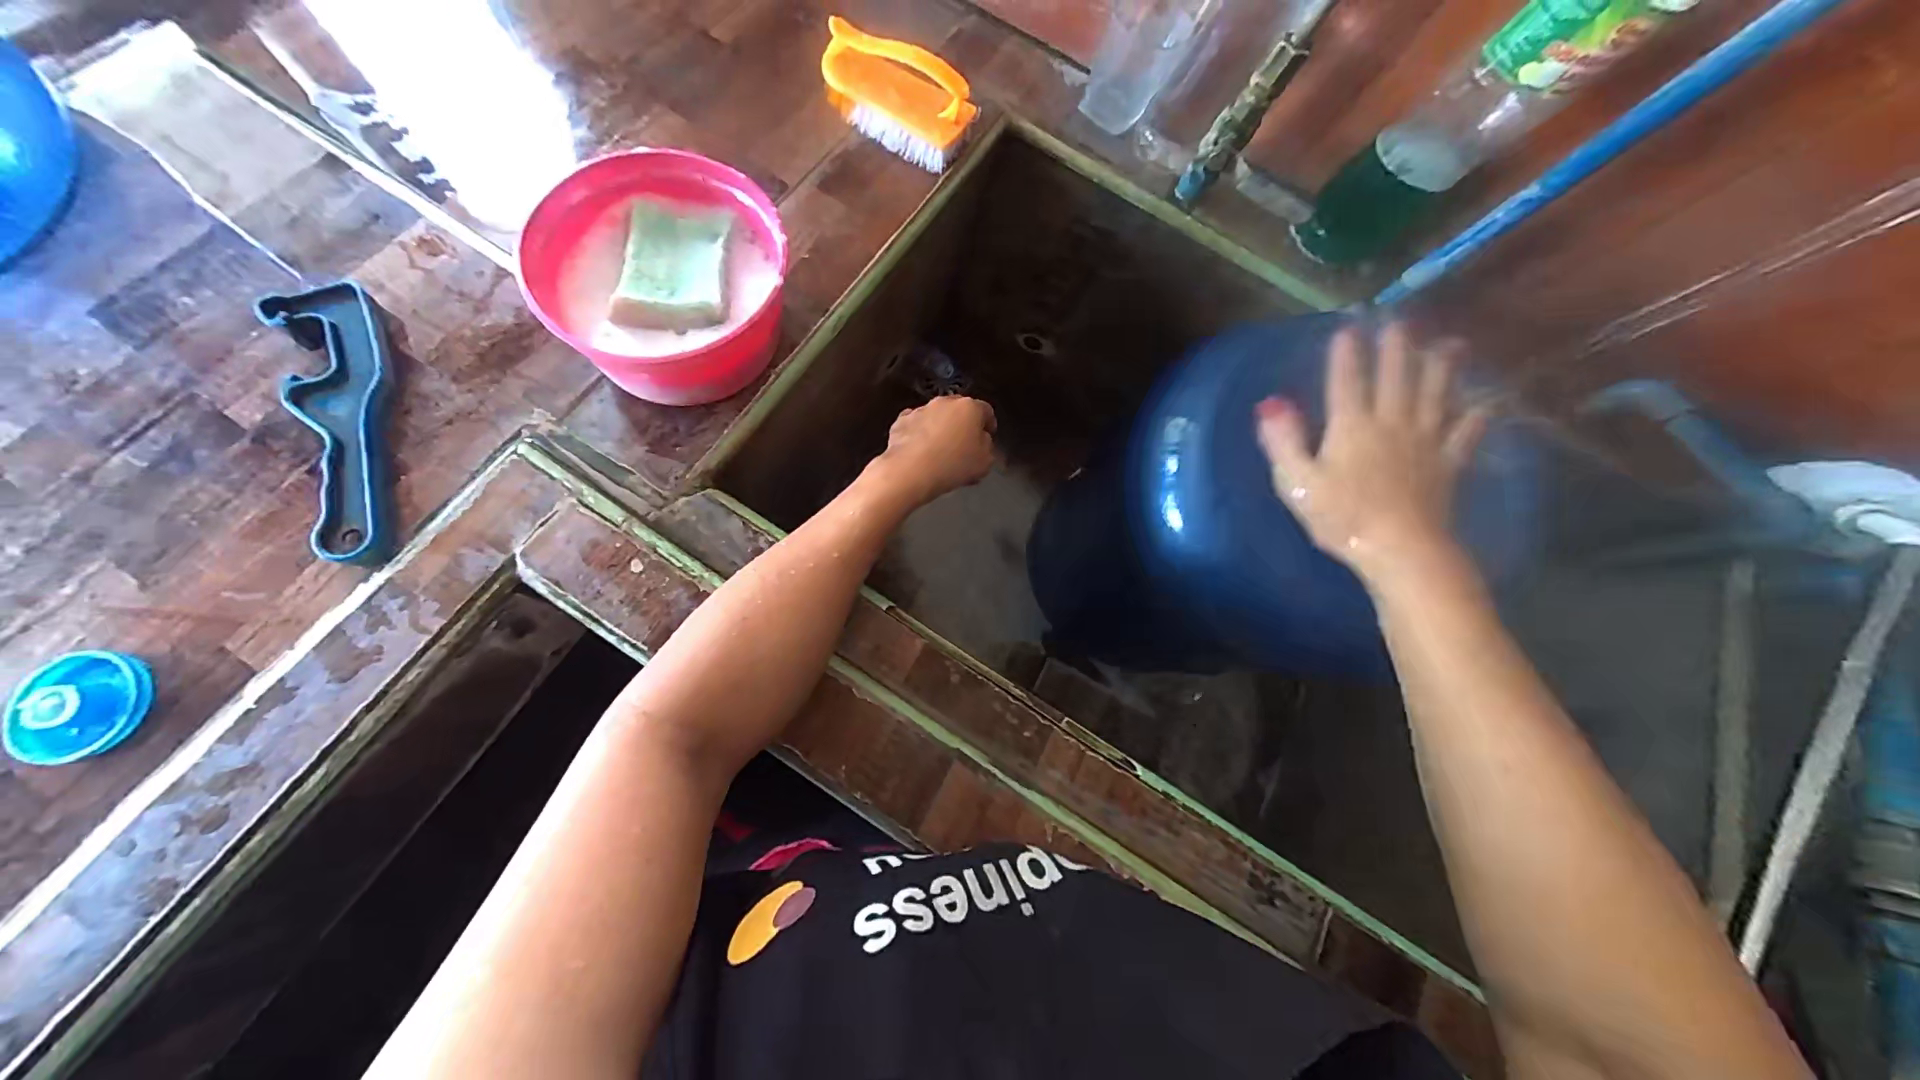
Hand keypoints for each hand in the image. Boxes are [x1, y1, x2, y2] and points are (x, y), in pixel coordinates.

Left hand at [865, 395, 996, 508]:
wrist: (911, 471)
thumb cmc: (954, 465)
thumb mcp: (985, 462)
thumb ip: (987, 446)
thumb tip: (981, 440)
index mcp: (970, 408)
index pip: (986, 411)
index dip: (988, 424)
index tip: (988, 436)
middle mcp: (945, 403)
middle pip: (959, 411)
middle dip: (962, 425)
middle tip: (963, 445)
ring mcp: (920, 410)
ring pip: (935, 417)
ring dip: (939, 429)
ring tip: (939, 452)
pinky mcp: (900, 421)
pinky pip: (915, 426)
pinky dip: (918, 435)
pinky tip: (919, 452)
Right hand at [1255, 323, 1488, 584]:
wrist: (1400, 548)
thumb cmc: (1340, 516)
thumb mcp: (1296, 481)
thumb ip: (1283, 441)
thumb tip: (1271, 404)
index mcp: (1351, 427)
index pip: (1346, 381)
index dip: (1347, 353)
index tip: (1350, 326)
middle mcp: (1391, 423)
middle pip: (1395, 377)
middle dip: (1397, 347)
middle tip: (1401, 320)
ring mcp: (1425, 442)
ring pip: (1436, 394)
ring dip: (1442, 367)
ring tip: (1450, 344)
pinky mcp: (1448, 464)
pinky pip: (1467, 433)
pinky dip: (1479, 415)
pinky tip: (1488, 402)